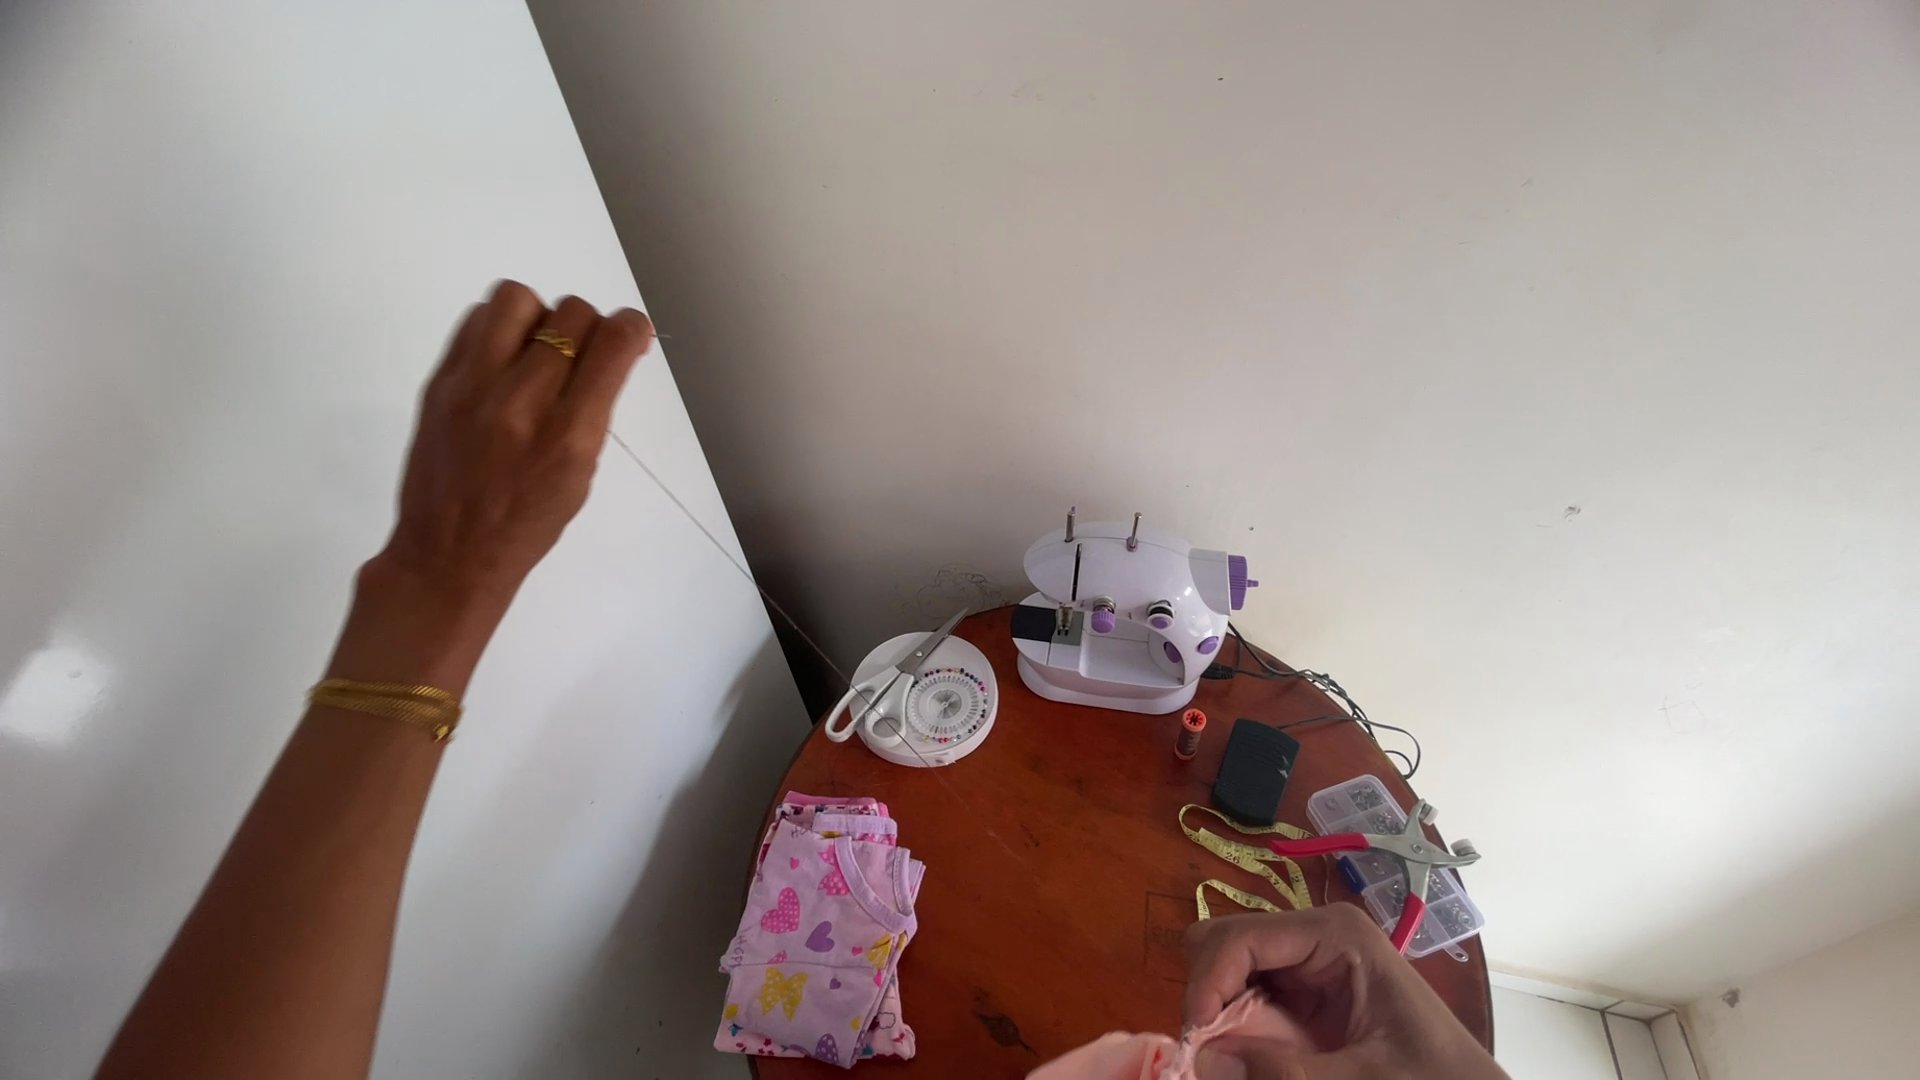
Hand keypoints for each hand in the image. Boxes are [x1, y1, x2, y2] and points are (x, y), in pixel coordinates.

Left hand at [332, 281, 653, 690]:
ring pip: (518, 298)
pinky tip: (506, 359)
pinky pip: (476, 319)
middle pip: (572, 313)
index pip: (613, 345)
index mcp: (571, 433)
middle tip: (588, 352)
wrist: (451, 552)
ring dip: (542, 315)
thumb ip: (594, 410)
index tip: (635, 335)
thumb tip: (609, 356)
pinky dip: (501, 327)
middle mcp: (523, 400)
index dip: (633, 327)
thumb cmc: (532, 521)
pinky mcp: (440, 381)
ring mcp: (474, 386)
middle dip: (592, 325)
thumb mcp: (583, 472)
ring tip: (541, 348)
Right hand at [1185, 904, 1507, 1079]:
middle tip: (1207, 1051)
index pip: (1242, 936)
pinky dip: (1233, 1023)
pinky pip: (1245, 993)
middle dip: (1208, 992)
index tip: (1194, 1039)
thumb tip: (1206, 1061)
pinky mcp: (1302, 988)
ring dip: (1217, 1010)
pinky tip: (1245, 1057)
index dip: (1209, 981)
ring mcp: (1305, 957)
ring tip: (1225, 1059)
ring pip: (1227, 965)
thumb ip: (1290, 1075)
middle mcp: (1311, 932)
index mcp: (1333, 933)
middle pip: (1226, 941)